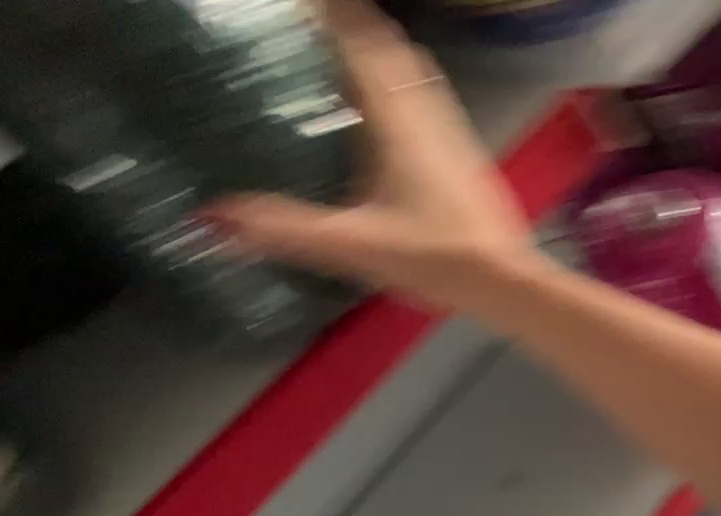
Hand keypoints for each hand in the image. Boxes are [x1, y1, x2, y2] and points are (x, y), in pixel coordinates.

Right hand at [211, 0, 535, 303]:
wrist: (507, 283)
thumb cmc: (438, 258)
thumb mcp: (356, 245)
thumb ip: (287, 230)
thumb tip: (213, 219)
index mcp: (400, 121)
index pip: (364, 41)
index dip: (333, 14)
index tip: (302, 6)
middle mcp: (432, 116)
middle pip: (393, 49)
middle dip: (356, 29)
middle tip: (316, 30)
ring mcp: (457, 137)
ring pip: (419, 76)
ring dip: (385, 59)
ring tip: (345, 63)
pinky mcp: (471, 162)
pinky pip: (433, 106)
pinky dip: (406, 94)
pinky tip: (390, 123)